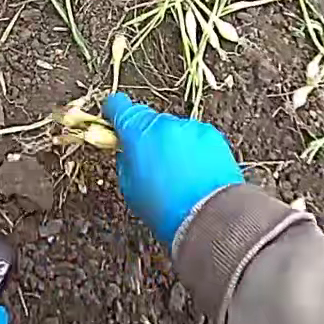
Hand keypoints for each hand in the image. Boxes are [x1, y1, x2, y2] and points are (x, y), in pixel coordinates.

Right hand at [105, 93, 244, 243]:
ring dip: (171, 143)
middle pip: (149, 120)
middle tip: (150, 160)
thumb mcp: (130, 189)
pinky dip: (193, 149)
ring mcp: (188, 127)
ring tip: (179, 174)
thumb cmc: (165, 210)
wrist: (209, 216)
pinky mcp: (210, 133)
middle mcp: (163, 124)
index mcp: (138, 134)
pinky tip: (196, 172)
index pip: (119, 107)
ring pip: (173, 129)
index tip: (113, 114)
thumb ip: (126, 161)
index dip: (114, 110)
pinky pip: (195, 136)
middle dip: (146, 135)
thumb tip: (127, 150)